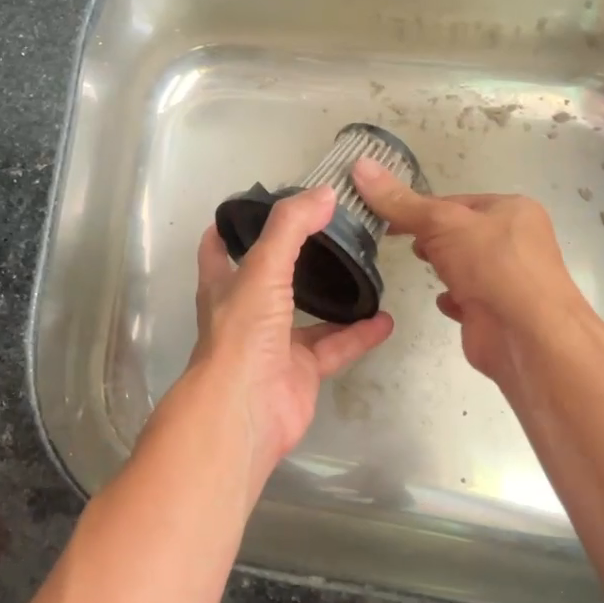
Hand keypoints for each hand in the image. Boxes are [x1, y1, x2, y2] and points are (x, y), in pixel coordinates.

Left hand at [187, 186, 393, 492]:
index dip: (232, 225)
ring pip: (305, 312)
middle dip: (290, 256)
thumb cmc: (242, 332)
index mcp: (223, 283)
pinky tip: (384, 319)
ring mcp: (273, 342)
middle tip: (326, 229)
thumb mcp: (263, 268)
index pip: (219, 245)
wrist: (245, 409)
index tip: (256, 203)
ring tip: (360, 268)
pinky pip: (334, 347)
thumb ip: (290, 228)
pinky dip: (358, 334)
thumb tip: (323, 193)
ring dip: (329, 294)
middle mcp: (245, 309)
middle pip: (266, 276)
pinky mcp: (300, 370)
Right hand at [351, 157, 591, 383]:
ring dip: (442, 267)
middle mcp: (515, 241)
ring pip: (462, 264)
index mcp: (512, 210)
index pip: (453, 201)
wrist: (529, 338)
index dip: (417, 207)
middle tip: (402, 243)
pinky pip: (466, 297)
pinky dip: (452, 298)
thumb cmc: (492, 266)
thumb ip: (399, 201)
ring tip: (424, 269)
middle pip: (456, 231)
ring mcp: (508, 279)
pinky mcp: (498, 312)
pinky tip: (443, 301)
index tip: (385, 216)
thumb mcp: (440, 223)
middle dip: (429, 238)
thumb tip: (359, 164)